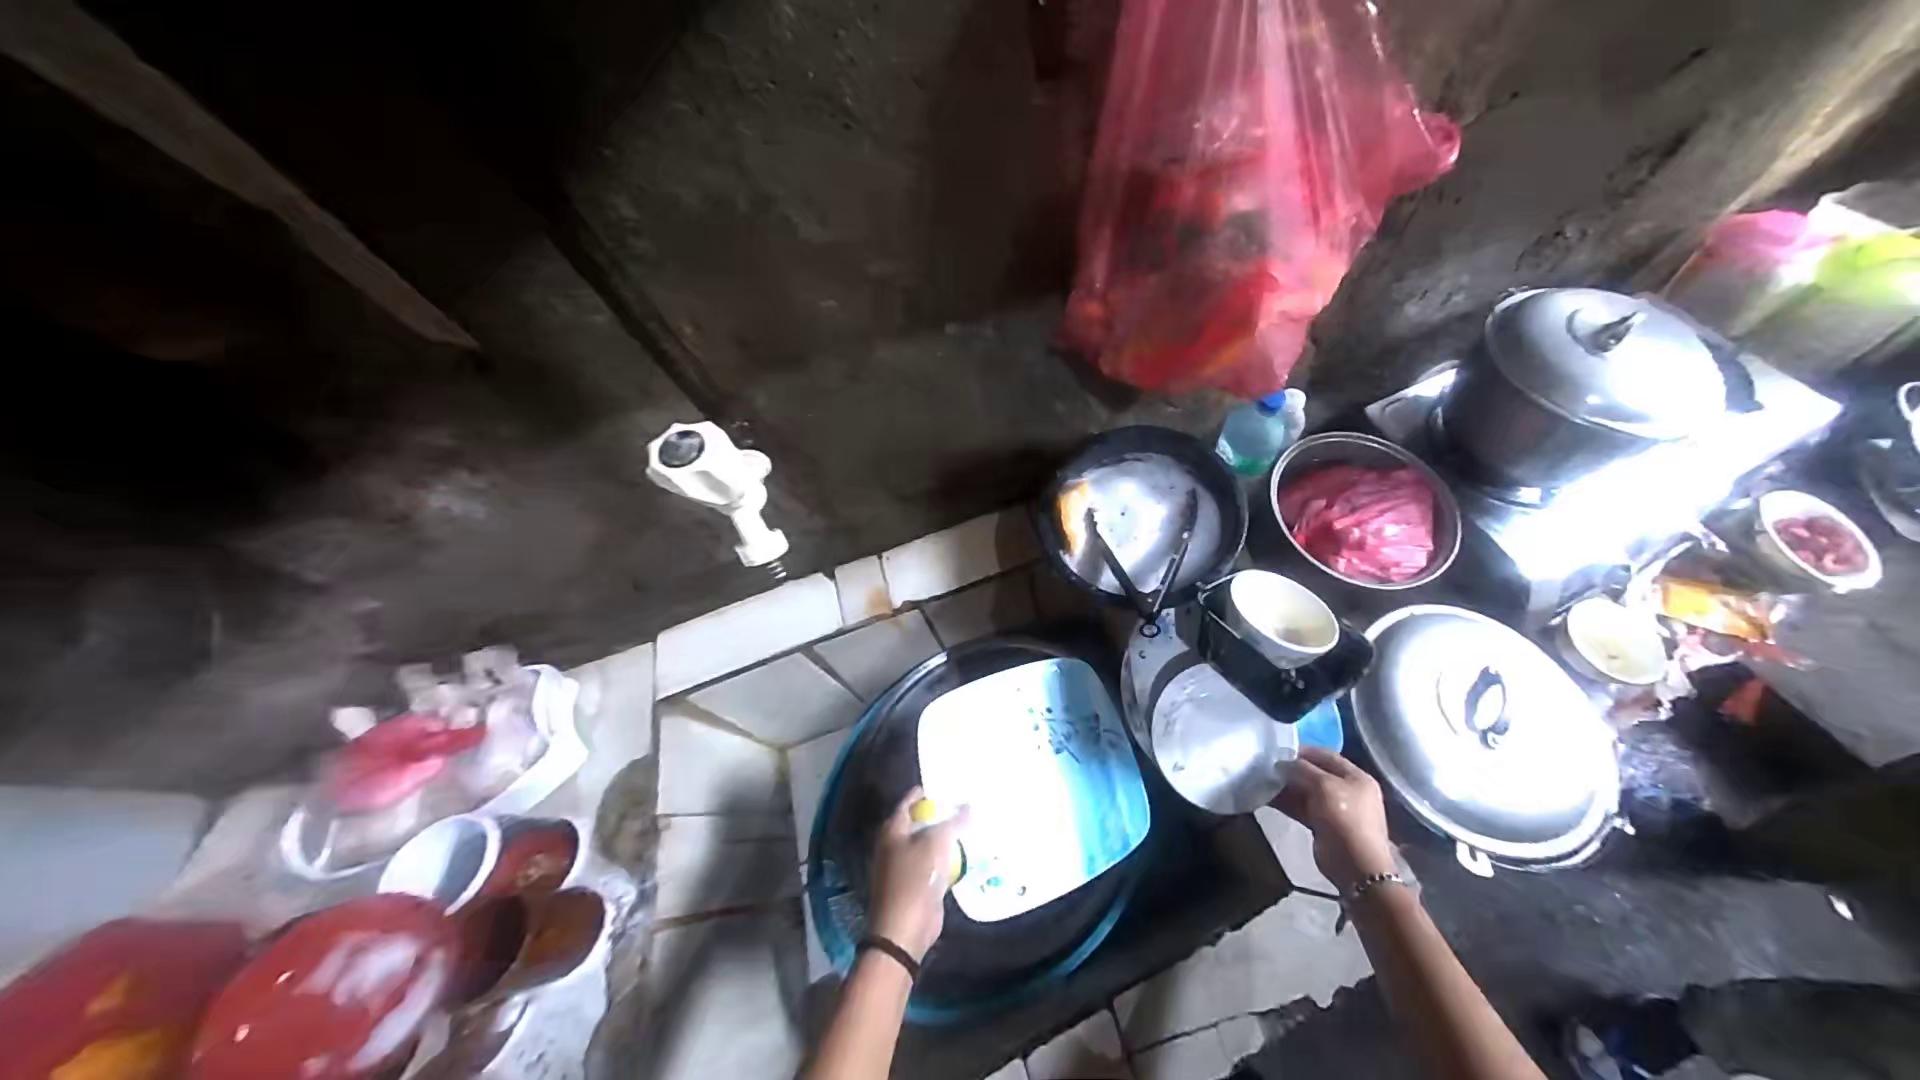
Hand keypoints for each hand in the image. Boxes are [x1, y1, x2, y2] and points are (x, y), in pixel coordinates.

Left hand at [867, 787, 968, 961]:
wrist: (904, 928)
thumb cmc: (915, 878)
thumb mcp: (937, 844)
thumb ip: (953, 823)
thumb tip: (969, 806)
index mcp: (892, 830)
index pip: (909, 802)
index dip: (927, 793)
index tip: (948, 786)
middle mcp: (894, 844)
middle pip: (919, 822)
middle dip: (940, 815)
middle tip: (964, 805)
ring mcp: (904, 866)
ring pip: (928, 844)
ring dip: (945, 838)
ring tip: (970, 826)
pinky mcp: (916, 884)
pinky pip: (933, 863)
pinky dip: (946, 858)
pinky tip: (964, 854)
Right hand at [1271, 747, 1397, 889]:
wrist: (1356, 866)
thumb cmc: (1344, 820)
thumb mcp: (1324, 787)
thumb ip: (1301, 769)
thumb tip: (1281, 764)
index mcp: (1356, 777)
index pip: (1325, 755)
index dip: (1302, 751)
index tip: (1277, 749)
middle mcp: (1347, 790)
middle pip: (1314, 772)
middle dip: (1291, 769)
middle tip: (1266, 765)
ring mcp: (1335, 808)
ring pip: (1305, 790)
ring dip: (1285, 786)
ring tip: (1262, 780)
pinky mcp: (1323, 824)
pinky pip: (1301, 806)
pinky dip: (1286, 801)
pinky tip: (1266, 797)